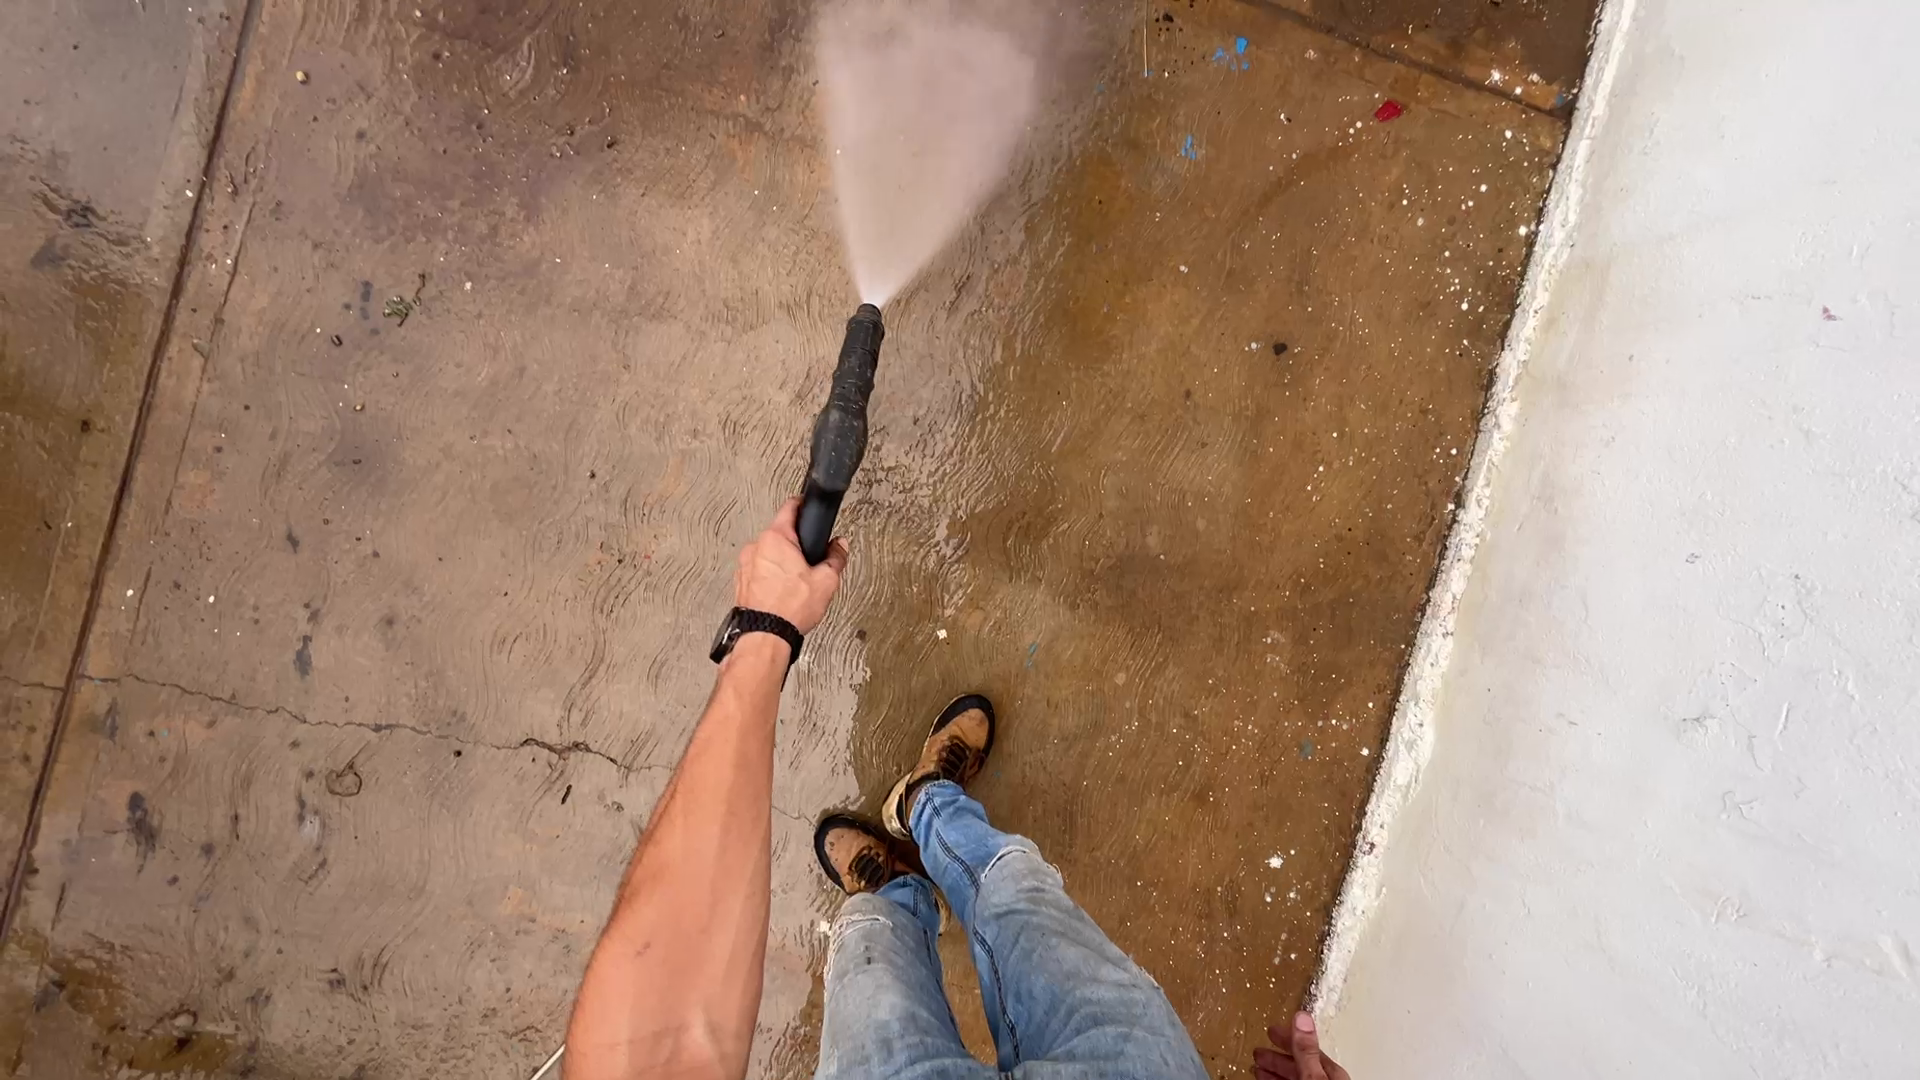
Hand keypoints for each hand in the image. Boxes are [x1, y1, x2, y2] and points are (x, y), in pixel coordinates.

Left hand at [734, 498, 847, 634]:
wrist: (765, 635)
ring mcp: (745, 565)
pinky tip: (784, 593)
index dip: (802, 505)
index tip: (806, 505)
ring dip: (782, 563)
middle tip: (811, 560)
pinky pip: (760, 571)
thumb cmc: (789, 607)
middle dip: (796, 545)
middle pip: (780, 534)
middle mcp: (756, 547)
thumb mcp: (826, 580)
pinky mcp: (741, 582)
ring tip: (797, 583)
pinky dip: (771, 577)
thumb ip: (836, 557)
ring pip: (769, 555)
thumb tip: (840, 546)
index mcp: (776, 538)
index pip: (790, 507)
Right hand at [1253, 1012, 1349, 1079]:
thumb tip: (1302, 1016)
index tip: (1270, 1030)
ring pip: (1293, 1075)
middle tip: (1260, 1049)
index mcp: (1331, 1072)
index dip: (1286, 1037)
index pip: (1304, 1046)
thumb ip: (1307, 1049)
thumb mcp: (1314, 1077)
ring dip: (1274, 1069)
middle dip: (1276, 1055)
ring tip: (1259, 1066)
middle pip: (1298, 1062)